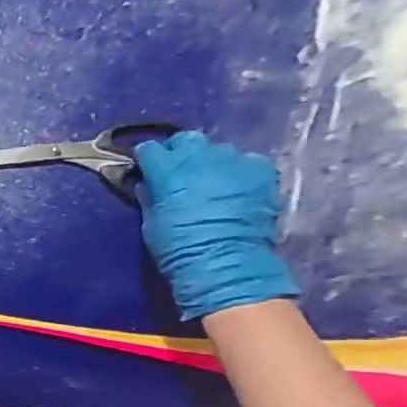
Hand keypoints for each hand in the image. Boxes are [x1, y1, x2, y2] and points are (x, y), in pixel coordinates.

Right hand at [133, 130, 298, 320]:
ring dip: (209, 162)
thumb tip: (146, 182)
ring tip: (209, 183)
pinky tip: (234, 189)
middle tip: (177, 173)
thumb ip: (150, 196)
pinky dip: (237, 172)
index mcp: (167, 169)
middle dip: (178, 153)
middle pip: (185, 141)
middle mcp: (200, 156)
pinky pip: (245, 162)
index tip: (144, 170)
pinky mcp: (261, 171)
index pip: (149, 149)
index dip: (145, 159)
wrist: (226, 265)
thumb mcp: (151, 222)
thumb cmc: (178, 248)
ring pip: (217, 150)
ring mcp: (234, 161)